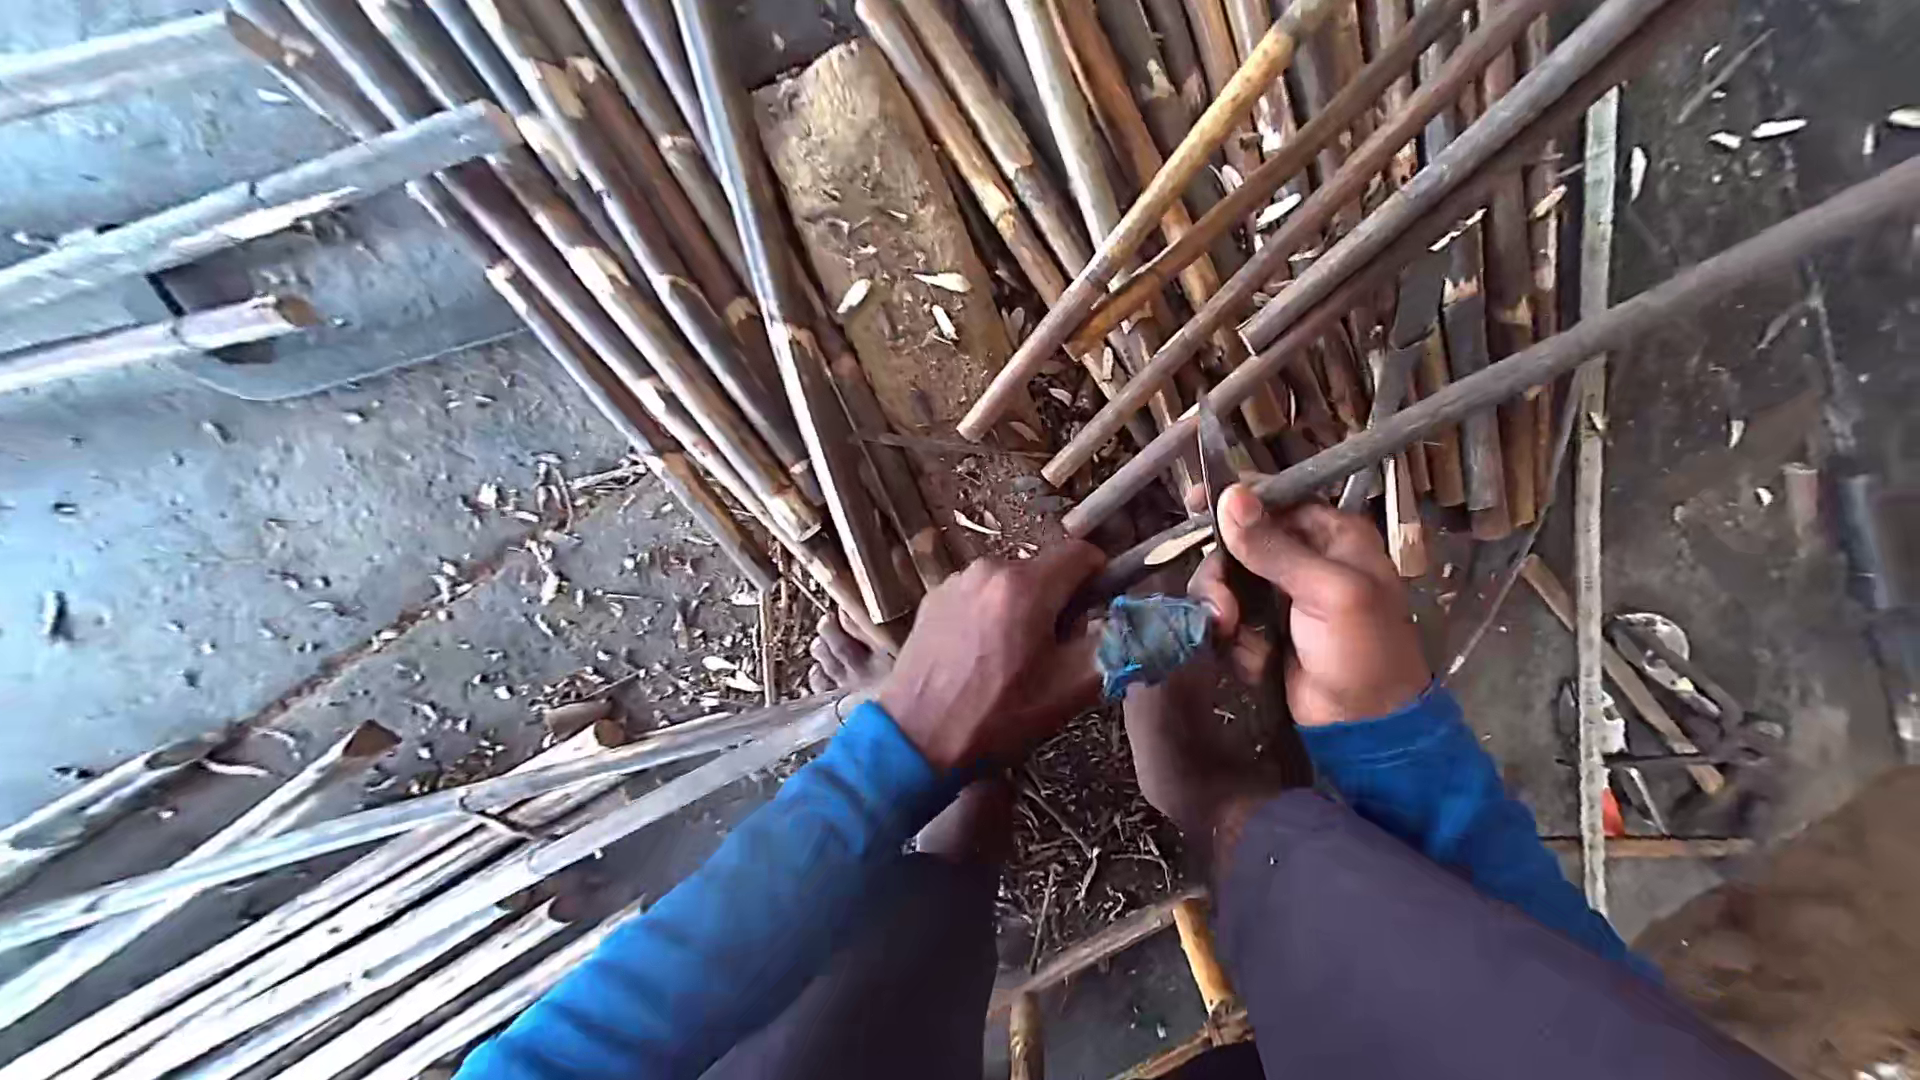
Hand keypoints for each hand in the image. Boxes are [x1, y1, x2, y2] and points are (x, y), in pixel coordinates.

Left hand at [878, 541, 1106, 771]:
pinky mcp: (932, 598)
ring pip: (1010, 584)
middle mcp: (987, 569)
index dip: (1099, 579)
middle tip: (1049, 652)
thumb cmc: (996, 717)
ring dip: (1022, 609)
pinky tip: (976, 656)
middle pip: (1044, 571)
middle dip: (1058, 602)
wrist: (915, 740)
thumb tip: (1129, 619)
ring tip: (1008, 660)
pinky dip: (989, 615)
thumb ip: (1112, 644)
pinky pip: (978, 596)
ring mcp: (955, 582)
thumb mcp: (1069, 688)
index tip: (1094, 614)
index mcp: (1025, 585)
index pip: (1081, 552)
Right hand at [1190, 485, 1429, 727]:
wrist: (1362, 725)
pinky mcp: (1259, 623)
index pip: (1273, 499)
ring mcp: (1276, 591)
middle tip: (1222, 613)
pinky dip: (1233, 639)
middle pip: (1234, 543)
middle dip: (1221, 578)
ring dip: (1222, 612)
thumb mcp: (1327, 592)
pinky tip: (1255, 659)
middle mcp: (1300, 555)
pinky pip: (1223, 615)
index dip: (1233, 499)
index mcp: (1329, 534)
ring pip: (1222, 580)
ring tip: (1234, 638)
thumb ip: (1274, 547)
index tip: (1193, 503)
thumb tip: (1231, 496)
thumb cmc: (1363, 652)